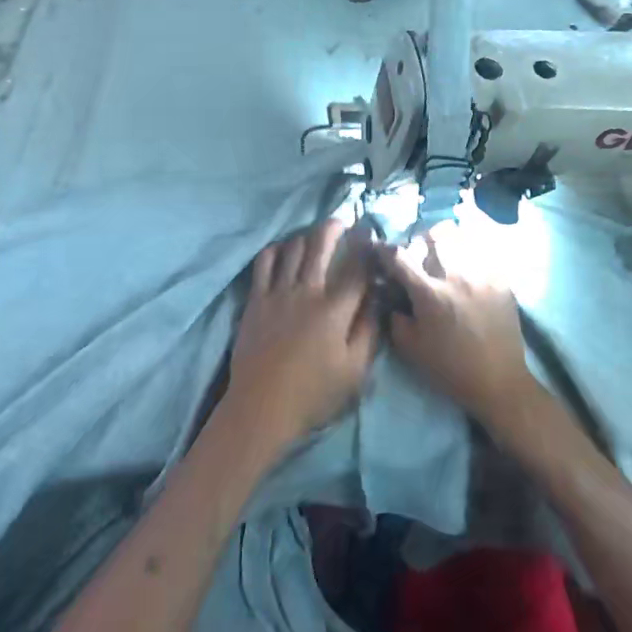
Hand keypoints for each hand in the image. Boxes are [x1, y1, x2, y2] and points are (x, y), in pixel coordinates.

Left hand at [223, 219, 380, 447]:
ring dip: (307, 237)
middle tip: (344, 224)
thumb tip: (376, 300)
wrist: (261, 408)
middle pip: (322, 244)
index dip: (368, 248)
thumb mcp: (354, 371)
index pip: (357, 266)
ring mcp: (277, 292)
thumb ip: (369, 331)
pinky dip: (276, 250)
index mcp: (335, 308)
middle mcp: (306, 290)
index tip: (373, 239)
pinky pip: (265, 262)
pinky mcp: (256, 300)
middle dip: (336, 228)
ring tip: (315, 238)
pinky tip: (283, 250)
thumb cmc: (313, 394)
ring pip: (293, 247)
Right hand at [383, 233, 536, 423]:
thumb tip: (392, 297)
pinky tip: (469, 271)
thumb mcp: (410, 349)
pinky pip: (483, 256)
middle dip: (422, 239)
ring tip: (446, 256)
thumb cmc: (450, 368)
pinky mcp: (502, 281)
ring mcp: (482, 276)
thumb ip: (394, 318)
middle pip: (435, 236)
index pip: (400, 257)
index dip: (384, 249)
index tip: (379, 248)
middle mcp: (456, 276)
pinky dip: (471, 257)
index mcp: (429, 293)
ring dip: (448, 243)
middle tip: (420, 251)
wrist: (498, 381)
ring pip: (462, 240)